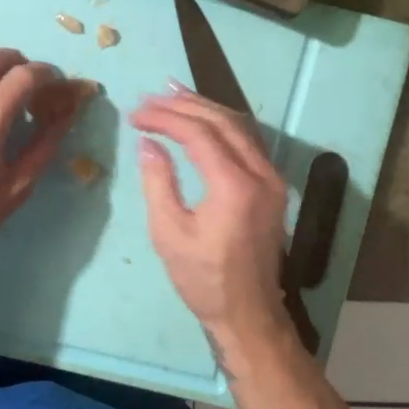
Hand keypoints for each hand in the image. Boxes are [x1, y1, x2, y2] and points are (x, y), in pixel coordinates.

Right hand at [132, 87, 287, 336]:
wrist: (248, 313)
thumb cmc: (203, 279)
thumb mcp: (169, 233)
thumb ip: (158, 182)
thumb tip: (148, 144)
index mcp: (234, 186)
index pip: (198, 133)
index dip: (165, 118)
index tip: (136, 115)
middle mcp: (261, 174)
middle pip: (223, 121)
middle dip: (184, 105)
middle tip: (150, 98)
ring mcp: (272, 179)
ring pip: (240, 126)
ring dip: (206, 107)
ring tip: (172, 94)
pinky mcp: (273, 186)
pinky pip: (248, 141)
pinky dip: (222, 123)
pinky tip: (202, 118)